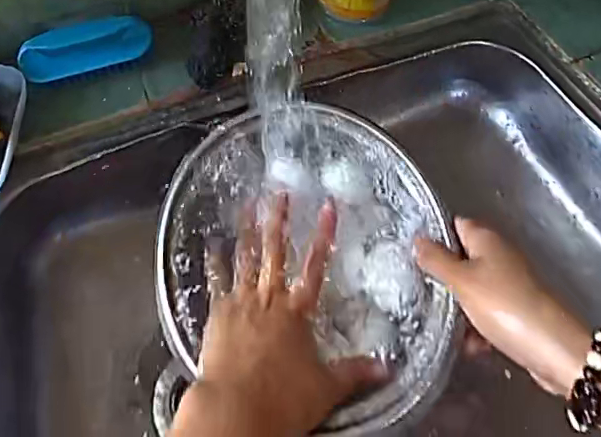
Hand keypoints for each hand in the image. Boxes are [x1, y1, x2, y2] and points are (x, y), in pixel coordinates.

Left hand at [171, 194, 386, 436]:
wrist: (236, 408)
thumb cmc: (283, 401)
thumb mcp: (326, 389)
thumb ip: (355, 373)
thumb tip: (387, 368)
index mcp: (297, 311)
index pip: (316, 265)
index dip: (324, 234)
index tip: (328, 207)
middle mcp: (270, 297)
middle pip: (276, 250)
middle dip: (280, 219)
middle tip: (281, 193)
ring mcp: (242, 300)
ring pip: (246, 256)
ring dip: (247, 228)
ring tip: (248, 203)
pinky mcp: (219, 311)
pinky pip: (217, 279)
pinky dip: (214, 260)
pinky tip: (212, 242)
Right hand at [414, 217, 589, 393]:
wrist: (558, 352)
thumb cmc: (506, 307)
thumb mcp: (462, 282)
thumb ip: (436, 260)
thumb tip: (417, 239)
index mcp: (486, 237)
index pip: (452, 224)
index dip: (434, 237)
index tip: (417, 256)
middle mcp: (499, 253)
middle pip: (462, 257)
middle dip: (446, 277)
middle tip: (426, 291)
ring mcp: (512, 282)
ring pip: (474, 287)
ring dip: (461, 305)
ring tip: (447, 324)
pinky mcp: (520, 309)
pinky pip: (490, 309)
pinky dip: (479, 324)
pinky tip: (472, 344)